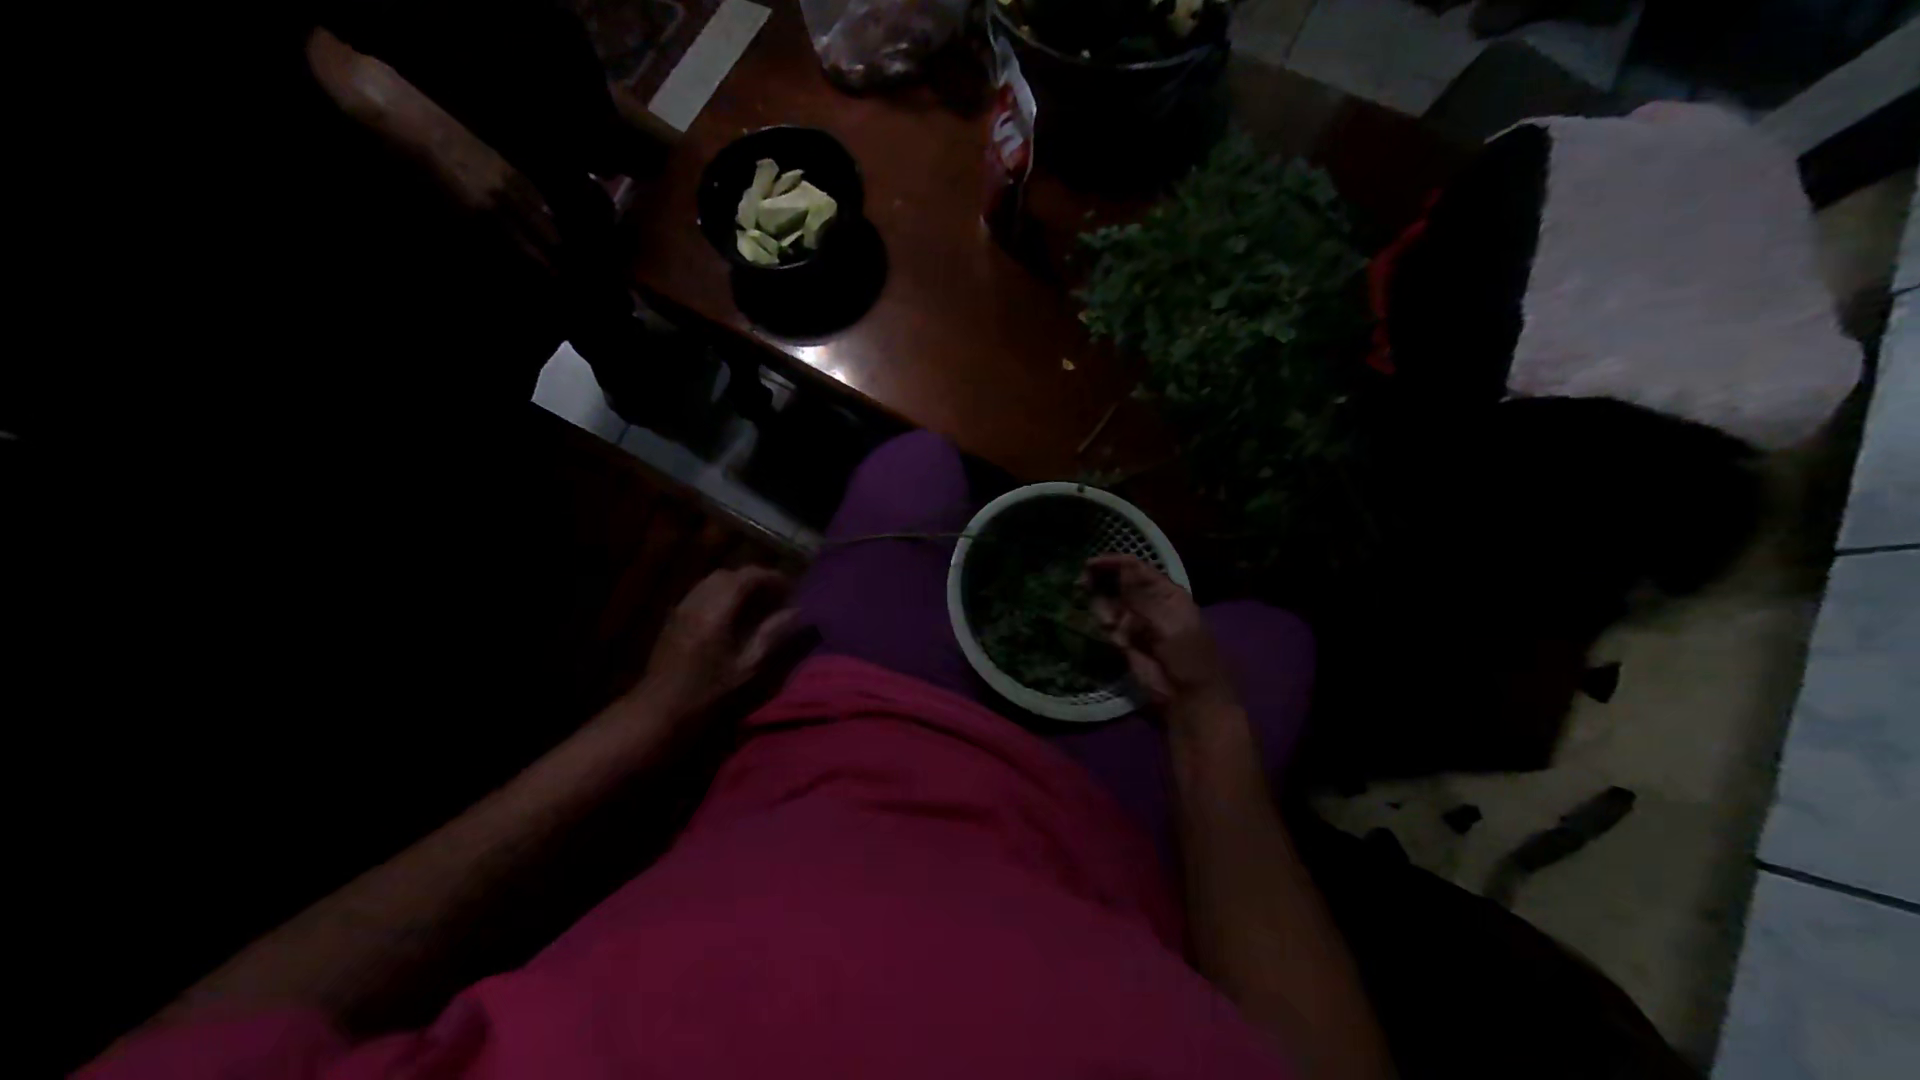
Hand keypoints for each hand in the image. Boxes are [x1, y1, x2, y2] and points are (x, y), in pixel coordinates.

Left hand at [631, 566, 801, 726]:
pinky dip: (722, 594)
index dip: (772, 578)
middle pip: (729, 575)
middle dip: (755, 579)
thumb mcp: (748, 667)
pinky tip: (732, 615)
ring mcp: (681, 608)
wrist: (659, 711)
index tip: (792, 590)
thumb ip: (772, 634)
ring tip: (757, 603)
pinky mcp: (673, 618)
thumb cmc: (708, 693)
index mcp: (716, 612)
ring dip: (738, 585)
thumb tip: (795, 611)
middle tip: (776, 596)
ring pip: (712, 581)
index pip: (747, 577)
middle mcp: (696, 602)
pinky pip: (701, 593)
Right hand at [1086, 554, 1234, 714]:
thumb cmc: (1188, 658)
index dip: (1113, 563)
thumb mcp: (1169, 625)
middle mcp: (1148, 601)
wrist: (1187, 697)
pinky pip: (1108, 624)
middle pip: (1118, 581)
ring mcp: (1135, 620)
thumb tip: (1124, 566)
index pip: (1136, 568)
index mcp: (1166, 592)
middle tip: (1083, 586)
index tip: (1090, 565)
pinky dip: (1107, 628)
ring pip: (1109, 602)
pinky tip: (1119, 641)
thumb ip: (1143, 598)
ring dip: (1104, 610)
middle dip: (1101, 583)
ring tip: (1114, 628)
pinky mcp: (1124, 638)